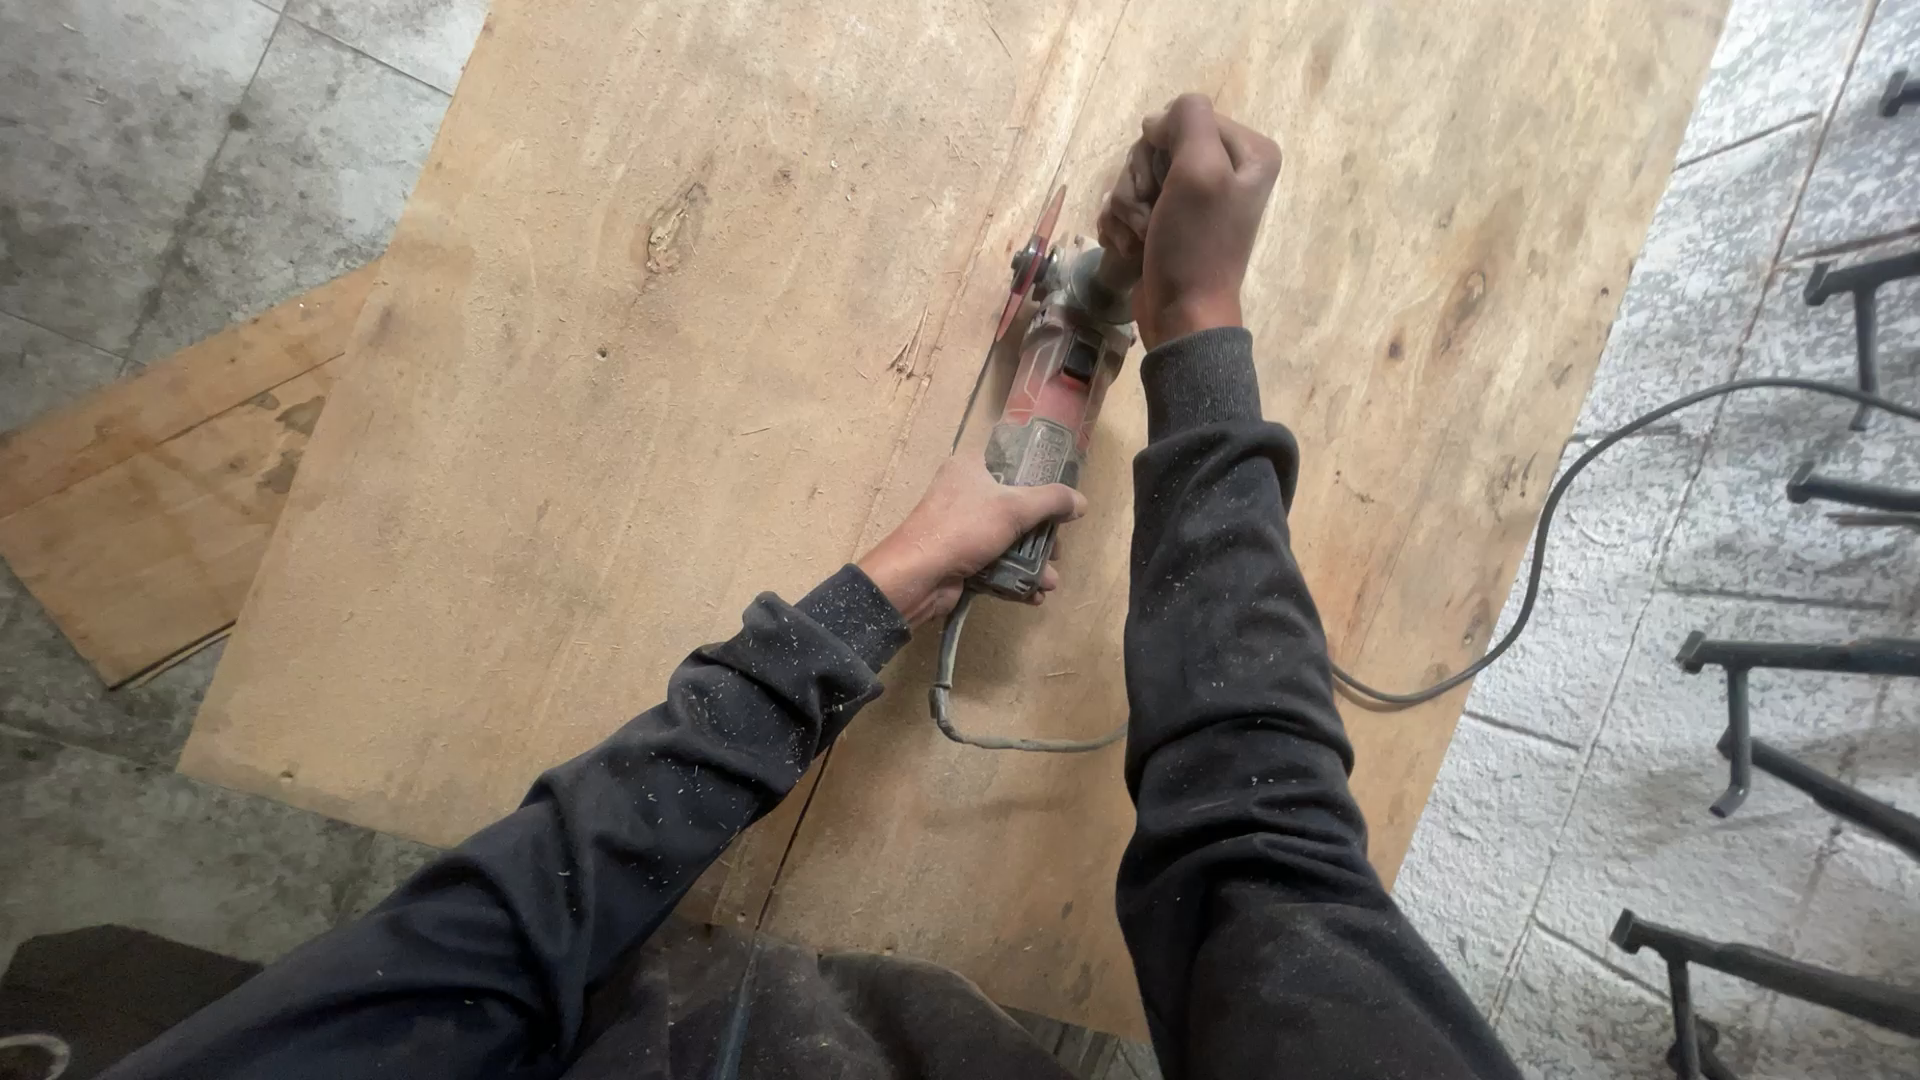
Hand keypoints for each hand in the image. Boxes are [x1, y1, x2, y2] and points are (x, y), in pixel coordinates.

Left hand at [857, 457, 1086, 625]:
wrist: (918, 577)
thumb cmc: (964, 528)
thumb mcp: (1014, 507)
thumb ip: (1052, 501)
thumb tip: (1081, 502)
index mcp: (972, 467)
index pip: (1012, 463)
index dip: (1040, 478)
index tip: (1062, 498)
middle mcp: (966, 493)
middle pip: (1016, 507)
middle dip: (1042, 535)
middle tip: (1057, 550)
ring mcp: (963, 528)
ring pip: (1008, 540)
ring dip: (1032, 563)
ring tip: (1050, 582)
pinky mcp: (961, 558)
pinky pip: (996, 565)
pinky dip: (1015, 579)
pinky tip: (1034, 595)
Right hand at [1095, 94, 1282, 349]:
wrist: (1181, 314)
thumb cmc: (1195, 246)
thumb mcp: (1200, 170)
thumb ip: (1188, 120)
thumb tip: (1156, 122)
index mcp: (1247, 152)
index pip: (1185, 118)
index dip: (1161, 148)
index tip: (1163, 186)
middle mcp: (1222, 171)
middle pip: (1155, 148)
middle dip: (1139, 185)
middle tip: (1148, 218)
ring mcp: (1189, 201)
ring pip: (1134, 179)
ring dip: (1126, 211)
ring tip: (1138, 240)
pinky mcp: (1163, 226)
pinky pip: (1125, 208)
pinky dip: (1119, 228)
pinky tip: (1128, 249)